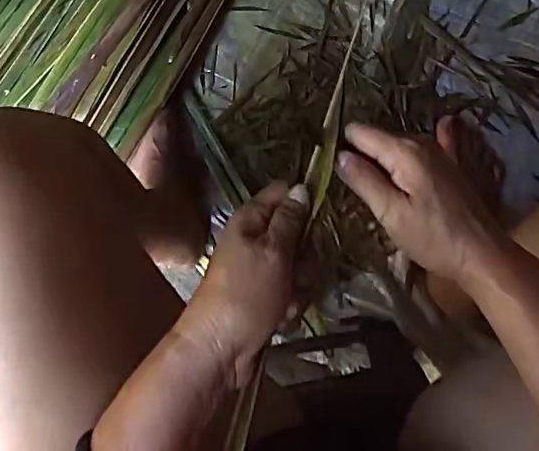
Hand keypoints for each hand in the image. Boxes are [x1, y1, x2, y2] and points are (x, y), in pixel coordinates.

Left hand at [177, 181, 311, 384]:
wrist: (220, 351)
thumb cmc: (245, 294)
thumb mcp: (272, 251)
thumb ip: (290, 219)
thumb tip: (301, 187)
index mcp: (251, 218)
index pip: (283, 193)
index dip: (303, 203)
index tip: (317, 222)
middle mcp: (256, 238)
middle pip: (298, 232)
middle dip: (305, 257)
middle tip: (297, 273)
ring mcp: (262, 268)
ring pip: (300, 265)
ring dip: (300, 286)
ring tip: (286, 302)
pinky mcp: (268, 295)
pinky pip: (293, 290)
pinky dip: (292, 304)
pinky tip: (282, 318)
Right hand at [337, 121, 509, 282]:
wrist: (484, 255)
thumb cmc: (434, 238)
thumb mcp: (392, 214)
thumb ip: (364, 180)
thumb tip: (340, 155)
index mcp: (403, 150)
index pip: (359, 132)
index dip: (343, 146)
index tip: (332, 166)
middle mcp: (420, 141)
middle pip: (377, 138)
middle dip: (362, 155)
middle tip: (351, 184)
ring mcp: (437, 150)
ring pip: (394, 146)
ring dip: (381, 161)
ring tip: (371, 186)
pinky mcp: (446, 163)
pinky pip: (414, 151)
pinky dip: (403, 156)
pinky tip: (400, 163)